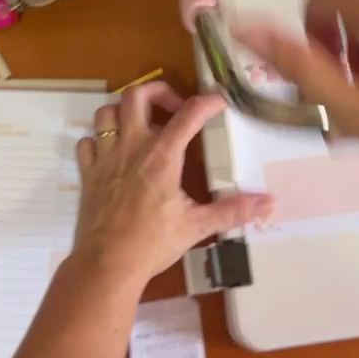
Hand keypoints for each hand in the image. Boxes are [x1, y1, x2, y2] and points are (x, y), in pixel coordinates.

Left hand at [71, 82, 275, 283]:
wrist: (106, 266)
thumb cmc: (152, 243)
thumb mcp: (197, 226)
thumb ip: (233, 210)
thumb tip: (270, 202)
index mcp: (162, 155)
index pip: (189, 114)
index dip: (208, 102)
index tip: (220, 103)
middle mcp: (132, 146)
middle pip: (137, 95)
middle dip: (158, 92)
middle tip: (174, 109)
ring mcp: (105, 156)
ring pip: (107, 112)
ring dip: (124, 111)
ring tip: (141, 124)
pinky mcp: (88, 172)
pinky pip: (88, 141)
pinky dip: (100, 140)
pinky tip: (113, 151)